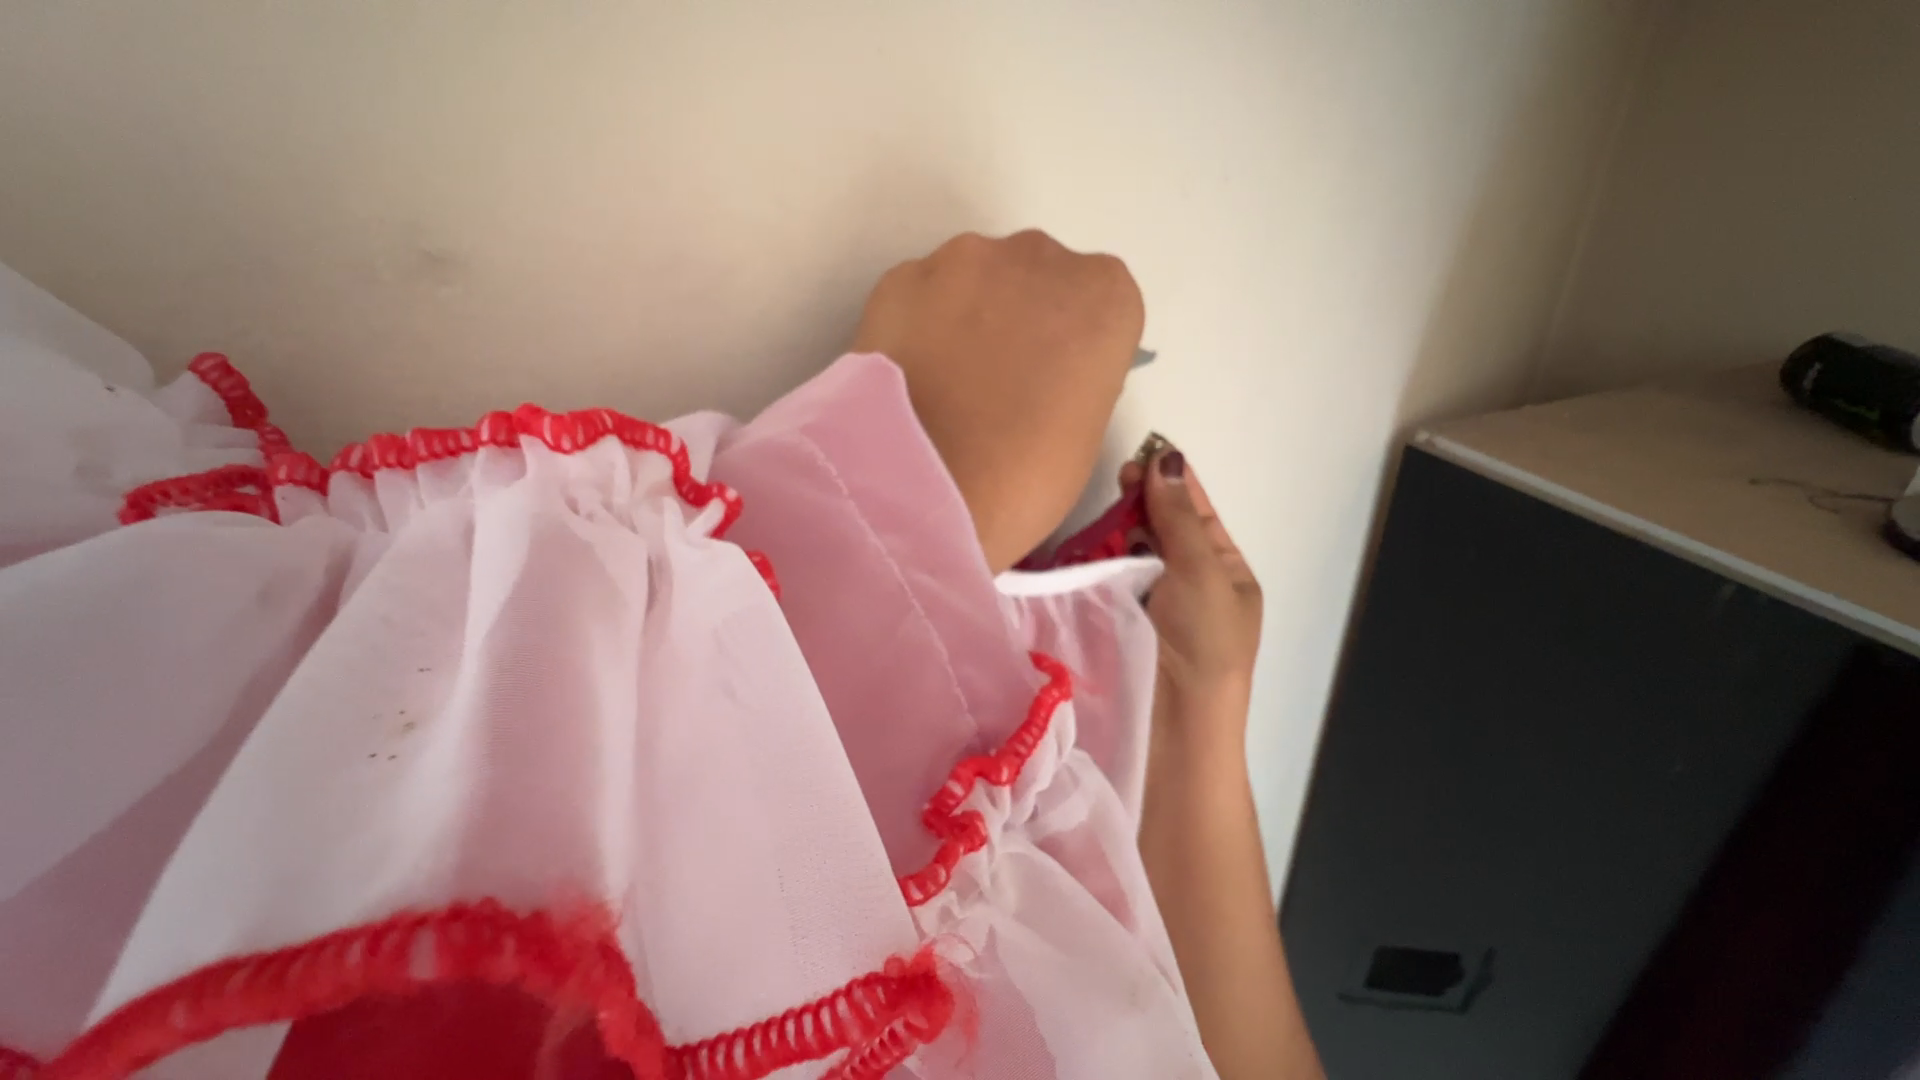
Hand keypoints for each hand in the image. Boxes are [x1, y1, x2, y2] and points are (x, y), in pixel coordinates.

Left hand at [854, 230, 1144, 572]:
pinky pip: (920, 295)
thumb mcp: (1082, 434)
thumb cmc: (1023, 480)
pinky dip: (917, 326)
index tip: (1052, 384)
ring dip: (967, 317)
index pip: (1101, 306)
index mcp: (1106, 297)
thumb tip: (1041, 373)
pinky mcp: (899, 277)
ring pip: (974, 279)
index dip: (1074, 347)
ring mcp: (964, 259)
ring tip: (945, 385)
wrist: (922, 492)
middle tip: (995, 385)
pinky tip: (909, 376)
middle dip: (1021, 319)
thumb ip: (1074, 378)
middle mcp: (1040, 257)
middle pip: (1038, 278)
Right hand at [1122, 444, 1262, 738]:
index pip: (1199, 515)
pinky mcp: (1118, 622)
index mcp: (1225, 573)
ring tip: (1097, 512)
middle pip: (1162, 531)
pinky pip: (1106, 580)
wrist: (1175, 724)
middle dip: (1141, 504)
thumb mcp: (1202, 571)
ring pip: (1130, 554)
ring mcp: (1152, 606)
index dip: (1174, 484)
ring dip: (1116, 531)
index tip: (1146, 454)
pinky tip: (1080, 545)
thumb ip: (1178, 516)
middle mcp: (1190, 586)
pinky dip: (1095, 561)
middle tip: (1117, 479)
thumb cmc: (1203, 644)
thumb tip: (1167, 458)